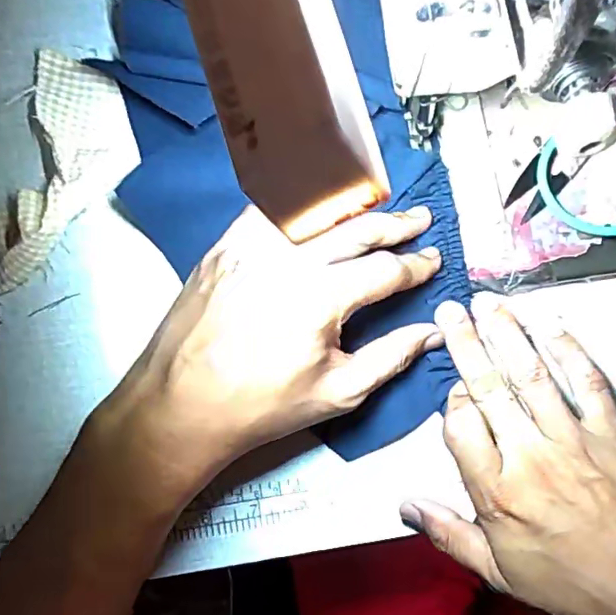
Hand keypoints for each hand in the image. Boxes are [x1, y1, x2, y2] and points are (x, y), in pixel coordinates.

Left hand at [84, 205, 443, 516]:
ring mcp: (248, 249)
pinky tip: (318, 212)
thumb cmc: (262, 406)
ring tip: (378, 208)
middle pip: (354, 228)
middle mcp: (283, 262)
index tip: (435, 262)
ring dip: (352, 209)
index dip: (416, 266)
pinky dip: (301, 208)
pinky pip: (270, 212)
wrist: (180, 406)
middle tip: (421, 219)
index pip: (383, 269)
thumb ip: (392, 356)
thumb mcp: (339, 392)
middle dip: (395, 223)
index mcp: (317, 299)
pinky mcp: (223, 248)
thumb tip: (431, 332)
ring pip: (313, 212)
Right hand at [403, 294, 615, 614]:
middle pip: (490, 388)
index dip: (452, 400)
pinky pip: (586, 381)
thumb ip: (451, 536)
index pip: (460, 427)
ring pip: (532, 374)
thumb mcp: (501, 576)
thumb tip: (407, 506)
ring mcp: (573, 439)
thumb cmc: (575, 589)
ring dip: (509, 333)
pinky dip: (568, 349)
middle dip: (468, 344)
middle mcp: (530, 456)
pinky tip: (551, 324)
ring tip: (490, 303)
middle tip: (452, 310)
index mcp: (497, 494)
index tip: (453, 389)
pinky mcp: (611, 431)